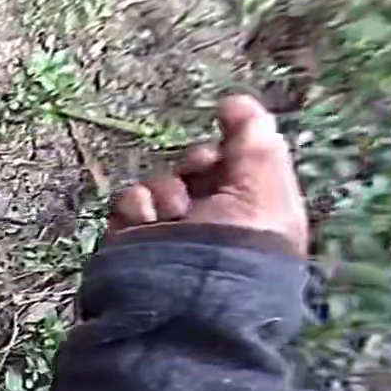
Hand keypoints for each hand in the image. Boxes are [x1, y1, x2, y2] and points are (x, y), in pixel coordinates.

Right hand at [109, 94, 309, 255]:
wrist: (183, 291)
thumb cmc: (238, 242)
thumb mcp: (263, 189)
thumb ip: (253, 141)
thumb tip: (234, 99)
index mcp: (246, 200)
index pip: (230, 158)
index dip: (226, 148)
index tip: (223, 141)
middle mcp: (205, 209)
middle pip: (191, 164)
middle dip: (194, 165)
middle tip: (199, 175)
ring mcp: (164, 222)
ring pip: (157, 181)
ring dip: (165, 192)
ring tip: (172, 217)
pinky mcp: (129, 231)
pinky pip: (126, 200)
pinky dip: (136, 206)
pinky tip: (148, 222)